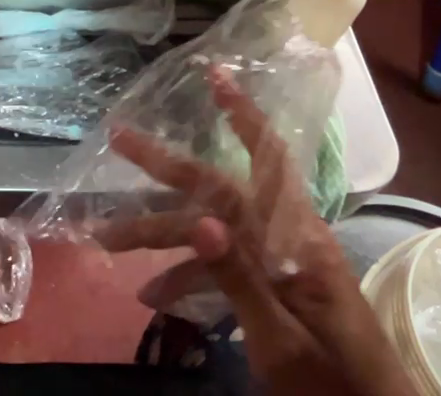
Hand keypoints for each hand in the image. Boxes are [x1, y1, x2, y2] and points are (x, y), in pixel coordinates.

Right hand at [98, 68, 415, 395]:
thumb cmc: (335, 386)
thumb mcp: (283, 340)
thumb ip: (240, 278)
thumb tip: (198, 218)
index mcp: (298, 241)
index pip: (269, 161)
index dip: (243, 114)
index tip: (214, 75)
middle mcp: (284, 239)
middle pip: (216, 192)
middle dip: (164, 167)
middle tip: (118, 138)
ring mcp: (274, 263)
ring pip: (207, 232)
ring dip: (157, 234)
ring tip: (104, 237)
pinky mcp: (270, 288)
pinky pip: (218, 268)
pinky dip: (184, 277)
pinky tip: (151, 292)